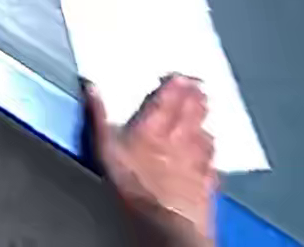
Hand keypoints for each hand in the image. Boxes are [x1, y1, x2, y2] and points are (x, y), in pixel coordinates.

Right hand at [87, 76, 217, 245]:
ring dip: (204, 119)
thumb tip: (91, 87)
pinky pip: (213, 161)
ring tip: (207, 108)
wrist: (164, 227)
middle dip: (195, 98)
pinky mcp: (207, 185)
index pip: (168, 100)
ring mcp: (196, 162)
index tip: (182, 75)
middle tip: (200, 85)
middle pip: (190, 113)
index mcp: (153, 127)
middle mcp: (178, 139)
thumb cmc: (132, 187)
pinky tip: (212, 147)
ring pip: (203, 134)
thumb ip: (99, 116)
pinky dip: (212, 150)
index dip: (176, 86)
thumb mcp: (105, 150)